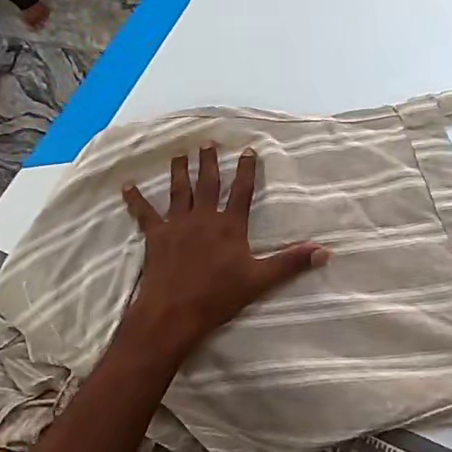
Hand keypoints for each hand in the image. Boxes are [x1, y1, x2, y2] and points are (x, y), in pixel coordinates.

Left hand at [118, 146, 328, 361]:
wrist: (176, 309)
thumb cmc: (219, 295)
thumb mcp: (260, 279)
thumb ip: (291, 262)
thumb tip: (325, 251)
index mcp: (229, 225)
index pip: (242, 192)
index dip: (246, 170)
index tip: (248, 150)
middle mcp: (203, 217)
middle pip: (208, 183)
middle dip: (209, 162)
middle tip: (207, 142)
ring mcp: (177, 224)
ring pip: (179, 190)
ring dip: (179, 171)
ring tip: (179, 154)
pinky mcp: (156, 235)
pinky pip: (143, 212)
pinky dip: (134, 199)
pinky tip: (126, 185)